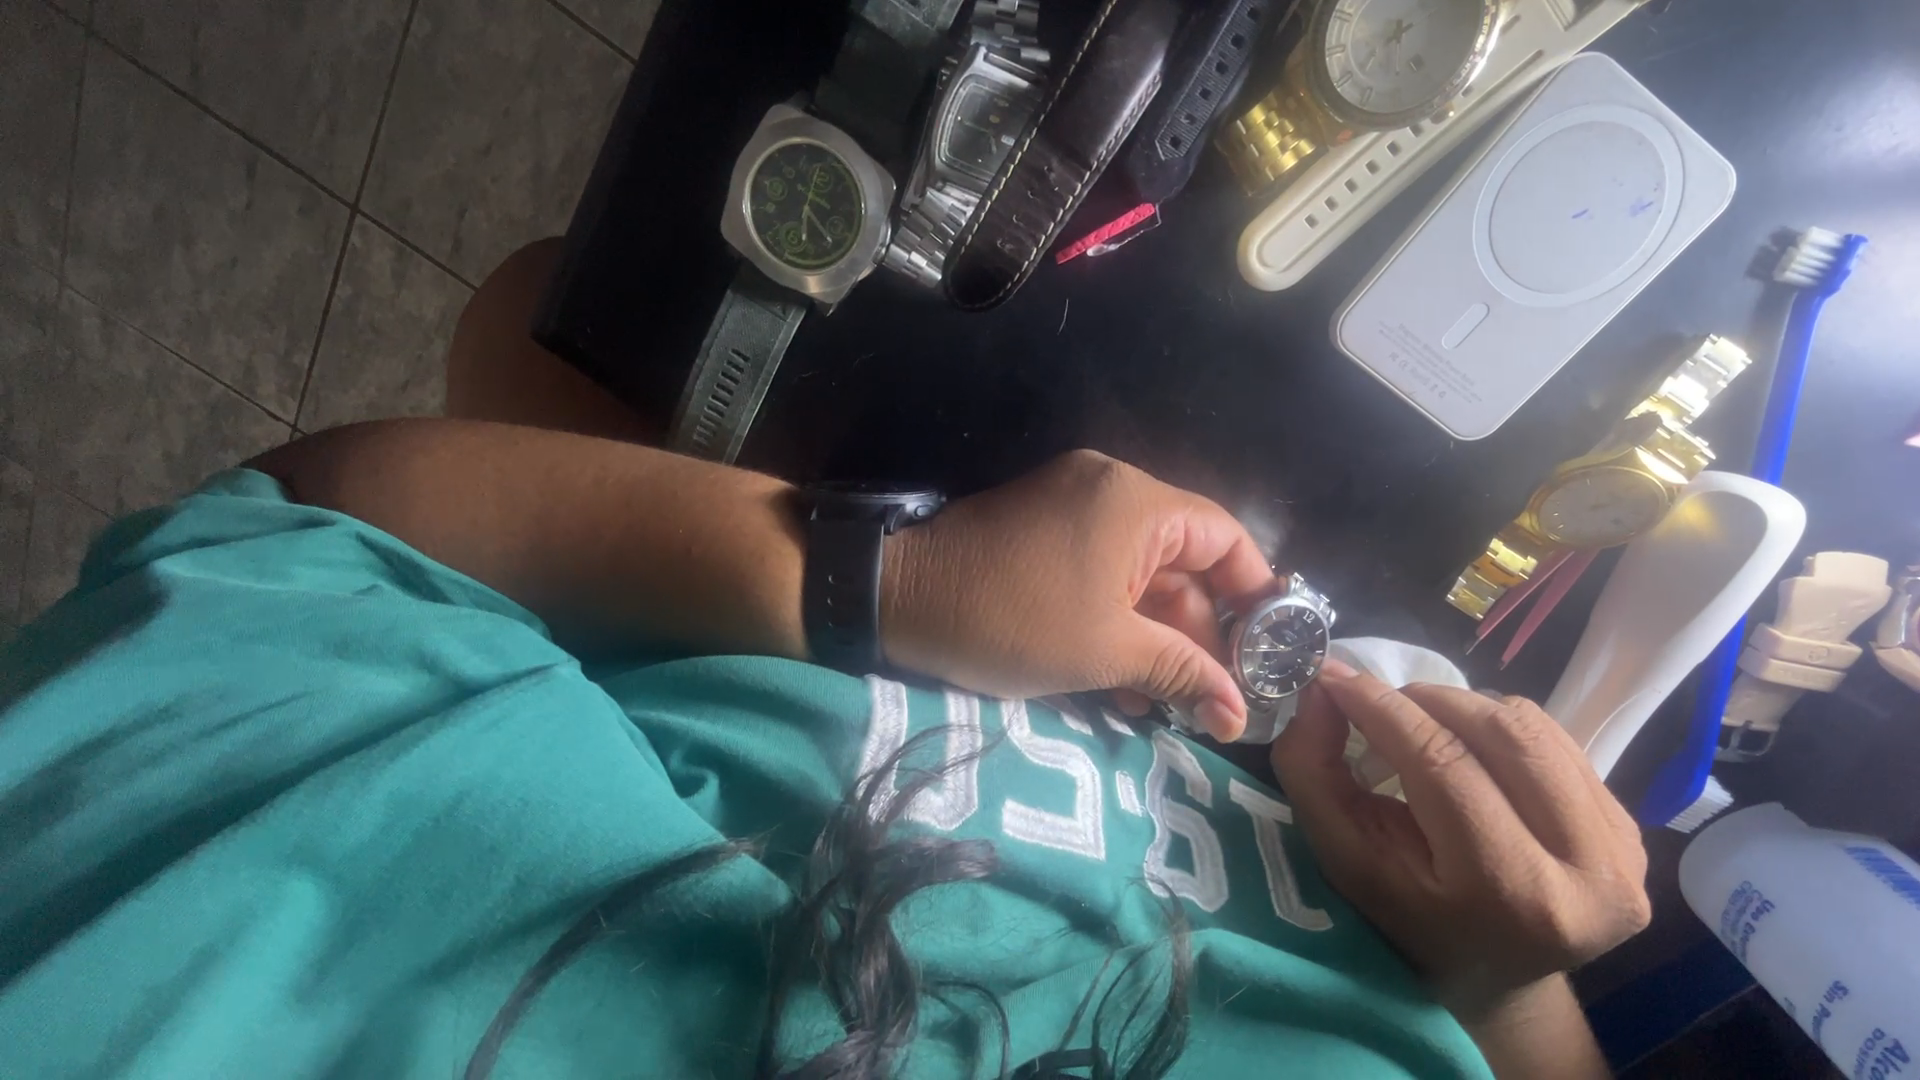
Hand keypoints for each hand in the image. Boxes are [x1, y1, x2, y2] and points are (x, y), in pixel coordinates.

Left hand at [882, 450, 1275, 737]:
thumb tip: (1241, 714)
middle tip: (1208, 697)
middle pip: (1182, 563)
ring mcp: (1071, 510)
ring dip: (1154, 639)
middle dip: (1196, 633)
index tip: (1268, 652)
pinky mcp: (1043, 536)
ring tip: (1159, 703)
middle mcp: (1109, 492)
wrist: (897, 601)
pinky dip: (1115, 623)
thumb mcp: (1105, 650)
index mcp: (1134, 501)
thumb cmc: (1011, 619)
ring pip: (1139, 577)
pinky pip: (1100, 576)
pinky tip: (1121, 683)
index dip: (1254, 594)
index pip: (1225, 538)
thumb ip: (1183, 672)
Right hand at [1270, 668, 1650, 1021]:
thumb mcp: (1339, 853)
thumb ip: (1314, 768)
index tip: (1333, 677)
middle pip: (1501, 734)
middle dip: (1423, 699)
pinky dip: (1496, 726)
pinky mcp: (1634, 833)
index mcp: (1509, 892)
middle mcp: (1588, 873)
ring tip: (1418, 724)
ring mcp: (1624, 852)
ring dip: (1461, 706)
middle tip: (1375, 701)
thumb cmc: (1400, 917)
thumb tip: (1322, 689)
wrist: (1488, 974)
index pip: (1441, 763)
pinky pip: (1556, 741)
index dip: (1381, 707)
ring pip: (1533, 728)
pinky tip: (1466, 749)